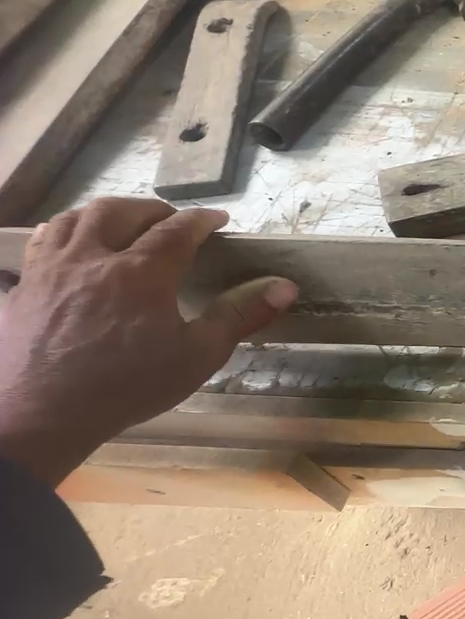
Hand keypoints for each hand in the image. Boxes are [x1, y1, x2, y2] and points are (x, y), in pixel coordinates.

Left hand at [0, 198, 296, 485]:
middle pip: (115, 212)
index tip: (219, 218)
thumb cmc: (132, 383)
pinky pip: (43, 242)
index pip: (175, 232)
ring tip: (125, 223)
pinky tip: (77, 246)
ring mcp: (49, 270)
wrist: (42, 409)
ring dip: (104, 213)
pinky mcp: (24, 285)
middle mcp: (91, 260)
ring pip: (71, 219)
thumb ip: (240, 315)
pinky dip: (67, 232)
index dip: (200, 220)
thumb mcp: (201, 353)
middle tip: (173, 218)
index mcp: (140, 275)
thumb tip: (285, 287)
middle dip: (150, 209)